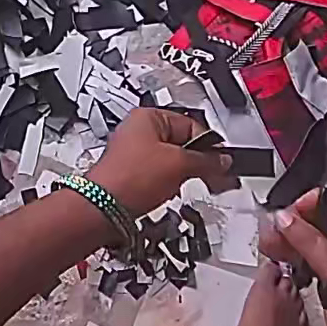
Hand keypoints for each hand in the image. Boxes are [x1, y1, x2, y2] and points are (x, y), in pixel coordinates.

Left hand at [86, 108, 231, 215]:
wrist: (104, 208)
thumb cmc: (129, 178)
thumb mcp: (179, 164)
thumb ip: (206, 161)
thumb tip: (222, 160)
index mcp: (147, 117)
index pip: (191, 124)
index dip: (209, 144)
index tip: (221, 160)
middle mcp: (138, 132)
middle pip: (182, 143)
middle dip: (197, 161)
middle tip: (212, 175)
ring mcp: (134, 153)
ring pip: (171, 160)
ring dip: (183, 173)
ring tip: (184, 183)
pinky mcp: (132, 174)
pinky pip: (160, 174)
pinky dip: (169, 183)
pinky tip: (169, 191)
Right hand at [260, 189, 326, 325]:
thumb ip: (311, 243)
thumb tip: (286, 218)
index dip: (315, 202)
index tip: (292, 212)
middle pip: (326, 217)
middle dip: (297, 221)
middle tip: (276, 230)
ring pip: (316, 236)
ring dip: (292, 238)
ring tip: (273, 244)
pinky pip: (315, 255)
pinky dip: (298, 254)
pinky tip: (283, 257)